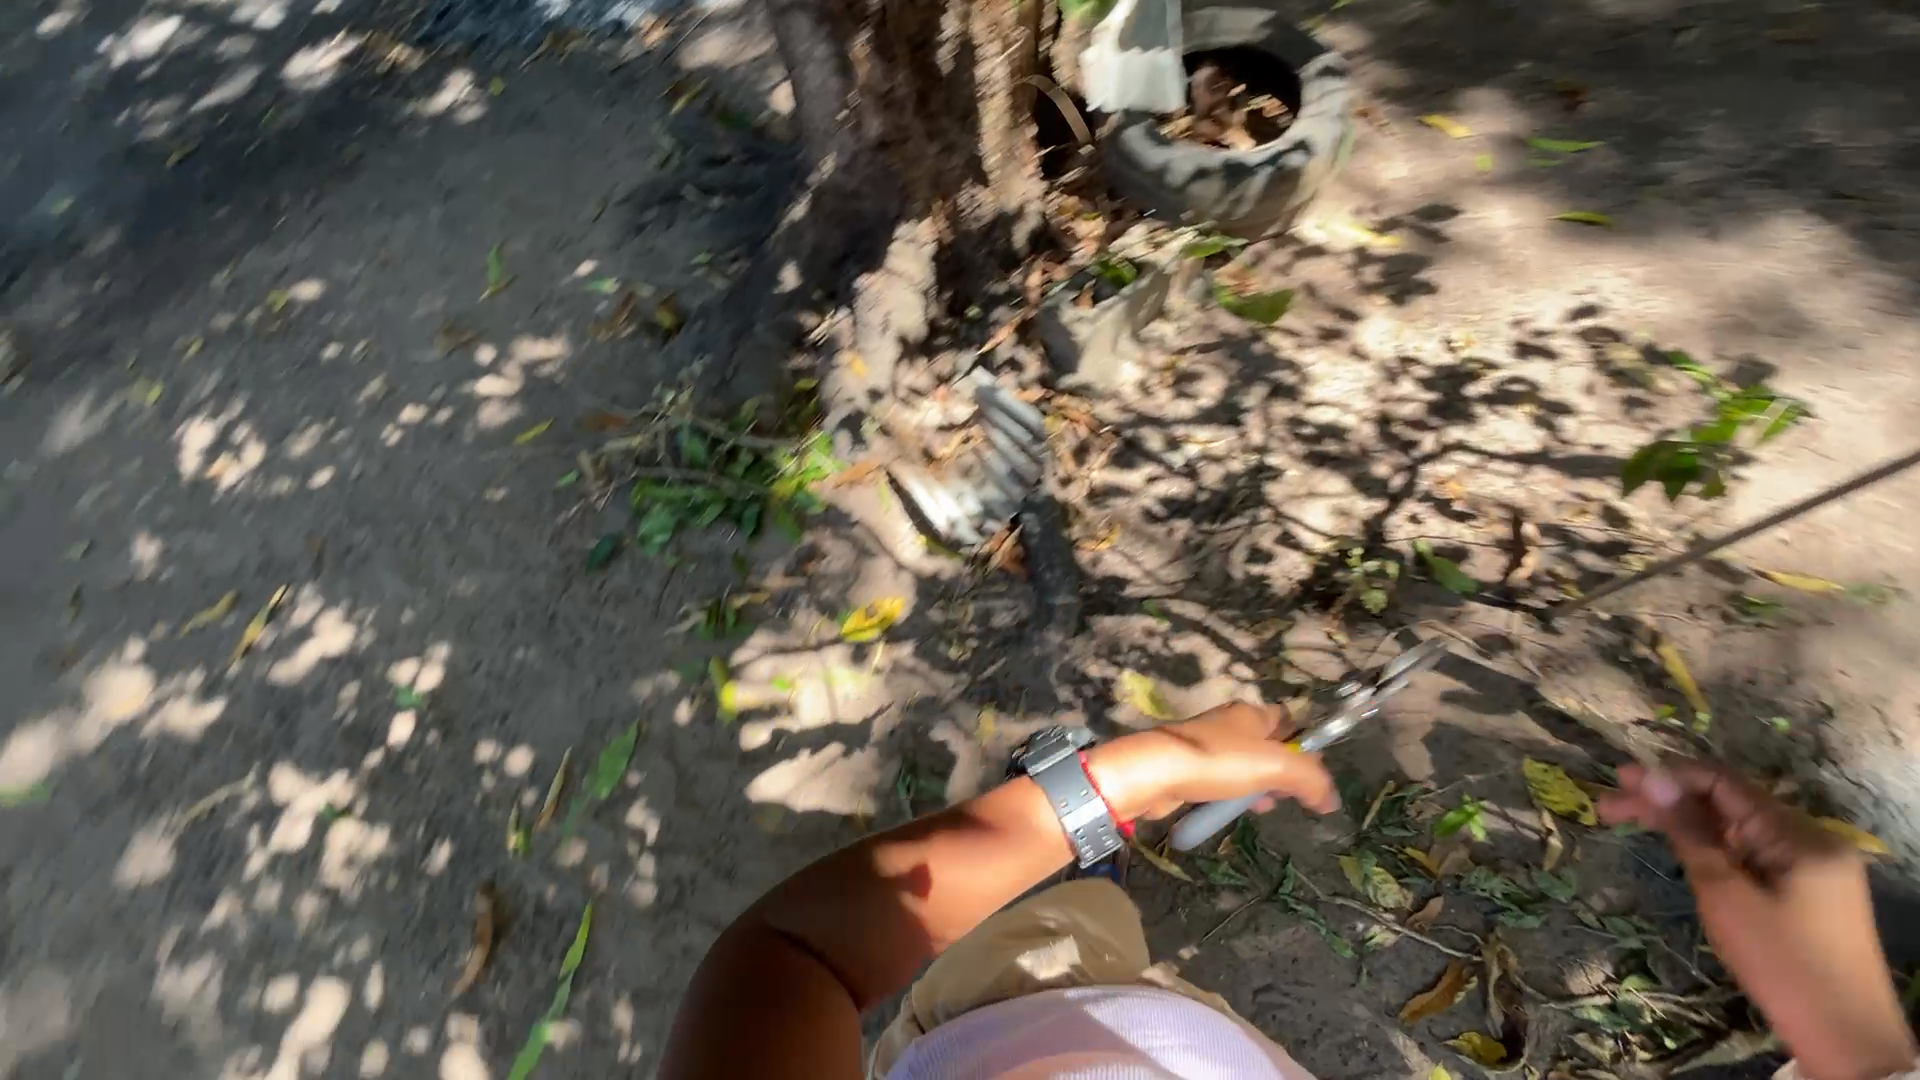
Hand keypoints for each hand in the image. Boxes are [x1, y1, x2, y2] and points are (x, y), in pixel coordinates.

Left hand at [1089, 701, 1341, 822]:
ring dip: (1258, 787)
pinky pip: (1221, 781)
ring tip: (1264, 807)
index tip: (1313, 774)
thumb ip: (1309, 779)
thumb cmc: (1219, 761)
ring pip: (1245, 766)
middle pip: (1268, 746)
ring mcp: (1206, 746)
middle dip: (1282, 772)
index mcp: (1249, 713)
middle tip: (1290, 796)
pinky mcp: (1189, 768)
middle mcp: (1228, 723)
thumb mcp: (1275, 766)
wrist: (1156, 773)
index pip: (1288, 720)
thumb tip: (1331, 799)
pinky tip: (1234, 810)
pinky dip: (1232, 795)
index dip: (1305, 744)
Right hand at [1601, 762, 1914, 1079]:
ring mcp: (1807, 865)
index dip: (1669, 774)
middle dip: (1666, 797)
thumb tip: (1650, 778)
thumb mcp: (1723, 889)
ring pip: (1730, 824)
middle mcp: (1809, 840)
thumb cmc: (1778, 957)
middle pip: (1725, 801)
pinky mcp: (1800, 886)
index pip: (1724, 783)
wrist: (1844, 1035)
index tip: (1620, 779)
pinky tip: (1672, 841)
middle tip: (1608, 802)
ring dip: (1679, 818)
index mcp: (1800, 836)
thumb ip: (1688, 829)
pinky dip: (1704, 841)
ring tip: (1622, 818)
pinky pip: (1744, 847)